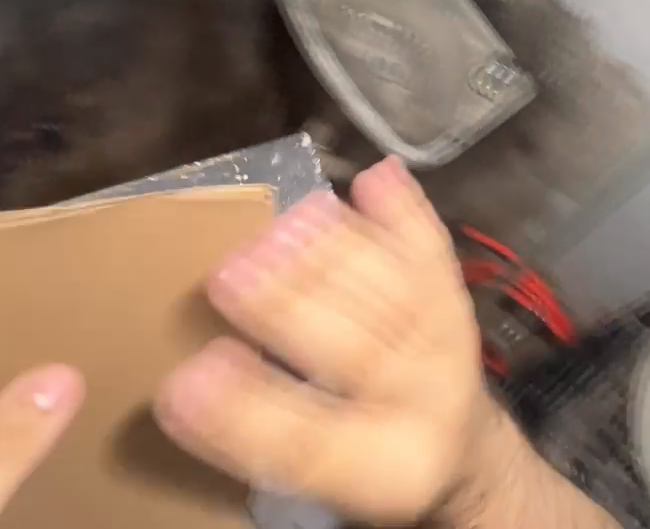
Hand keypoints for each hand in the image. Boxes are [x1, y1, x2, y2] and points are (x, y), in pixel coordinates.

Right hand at [155, 157, 495, 524]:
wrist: (465, 446)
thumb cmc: (375, 457)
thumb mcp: (332, 474)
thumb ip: (272, 433)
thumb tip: (189, 383)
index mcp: (388, 468)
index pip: (310, 444)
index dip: (246, 413)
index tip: (185, 379)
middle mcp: (427, 403)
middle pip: (357, 354)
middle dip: (290, 309)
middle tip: (229, 271)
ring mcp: (450, 344)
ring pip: (395, 292)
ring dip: (337, 250)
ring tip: (286, 220)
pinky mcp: (457, 298)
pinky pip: (433, 251)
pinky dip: (407, 211)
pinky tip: (380, 175)